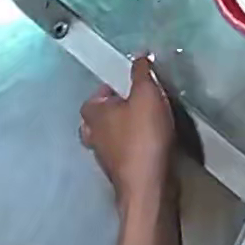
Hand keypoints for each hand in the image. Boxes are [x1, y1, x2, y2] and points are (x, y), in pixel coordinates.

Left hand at [81, 56, 177, 209]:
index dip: (109, 90)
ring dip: (124, 132)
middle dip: (113, 113)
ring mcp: (106, 161)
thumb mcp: (147, 93)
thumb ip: (141, 72)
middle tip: (135, 105)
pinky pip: (124, 156)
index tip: (128, 86)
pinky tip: (151, 145)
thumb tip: (139, 56)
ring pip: (110, 140)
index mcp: (94, 115)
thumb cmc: (144, 135)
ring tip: (146, 123)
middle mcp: (95, 138)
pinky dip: (133, 149)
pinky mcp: (122, 177)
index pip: (92, 98)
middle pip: (97, 121)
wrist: (151, 188)